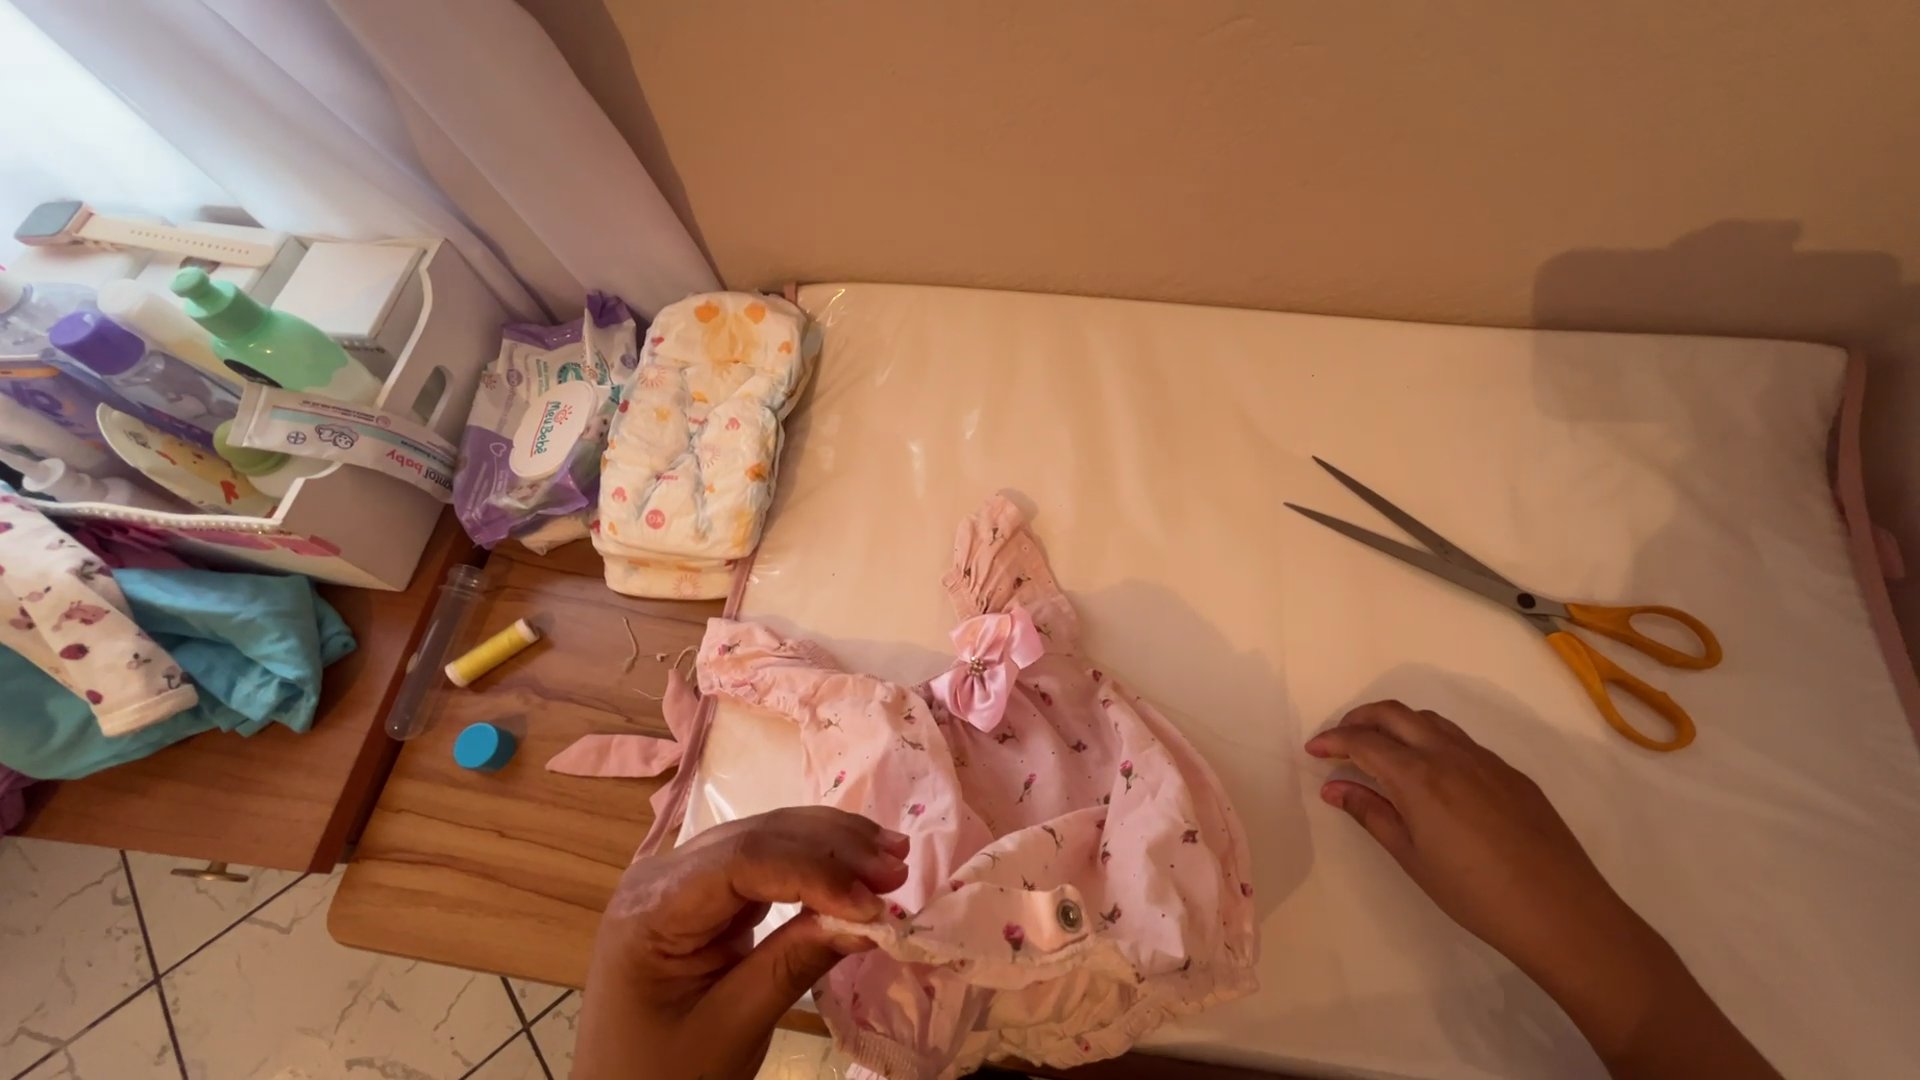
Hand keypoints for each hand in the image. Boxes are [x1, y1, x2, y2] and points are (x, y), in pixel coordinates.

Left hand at [574, 807, 909, 1079]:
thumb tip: (869, 918)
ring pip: (770, 835)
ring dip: (834, 844)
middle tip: (897, 867)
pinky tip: (855, 863)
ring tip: (892, 855)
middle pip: (760, 836)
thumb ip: (794, 963)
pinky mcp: (708, 890)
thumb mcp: (730, 1031)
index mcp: (650, 906)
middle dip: (834, 848)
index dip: (815, 871)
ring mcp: (686, 876)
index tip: (873, 901)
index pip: (743, 860)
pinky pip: (769, 858)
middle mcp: (664, 873)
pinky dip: (817, 860)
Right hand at [1305, 701, 1650, 978]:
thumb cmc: (1475, 894)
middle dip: (1359, 718)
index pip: (1363, 741)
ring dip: (1396, 723)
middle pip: (1393, 713)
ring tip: (1381, 749)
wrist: (1566, 916)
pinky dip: (1430, 740)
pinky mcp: (1512, 774)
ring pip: (1429, 720)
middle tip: (1340, 740)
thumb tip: (1334, 788)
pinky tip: (1430, 774)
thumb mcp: (1411, 856)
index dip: (1332, 740)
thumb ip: (1370, 813)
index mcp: (1418, 776)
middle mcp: (1449, 755)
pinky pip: (1460, 741)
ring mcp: (1485, 760)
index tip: (1313, 749)